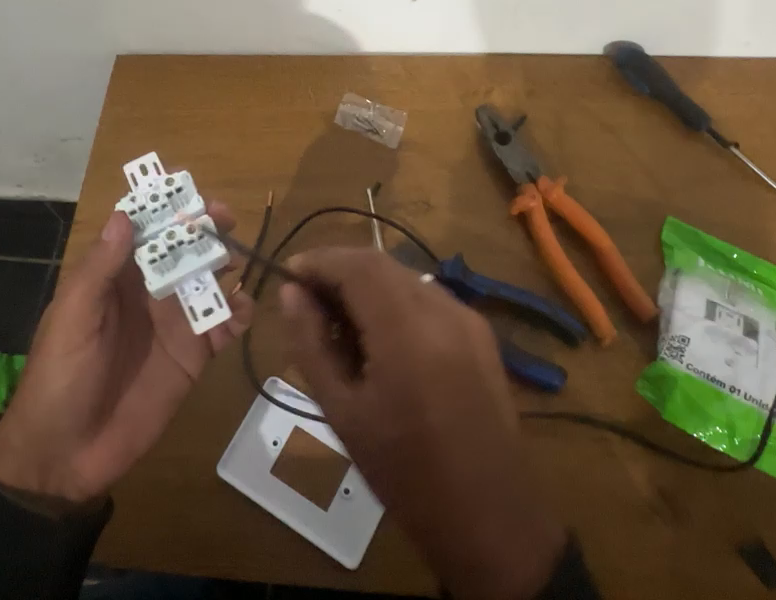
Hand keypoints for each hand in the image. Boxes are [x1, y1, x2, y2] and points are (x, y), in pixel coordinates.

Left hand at [0, 204, 252, 505]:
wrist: (65, 455)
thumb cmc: (60, 378)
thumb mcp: (72, 319)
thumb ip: (100, 270)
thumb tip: (124, 215)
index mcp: (113, 279)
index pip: (144, 231)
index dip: (166, 210)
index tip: (191, 197)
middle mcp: (147, 293)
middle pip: (183, 250)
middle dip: (205, 231)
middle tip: (227, 221)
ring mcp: (174, 323)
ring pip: (209, 281)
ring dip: (226, 266)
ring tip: (239, 262)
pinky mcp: (194, 356)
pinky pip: (224, 325)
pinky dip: (239, 313)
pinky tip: (244, 311)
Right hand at [279, 248, 564, 599]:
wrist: (487, 515)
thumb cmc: (403, 472)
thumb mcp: (342, 411)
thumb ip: (311, 344)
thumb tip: (290, 294)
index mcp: (407, 331)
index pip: (357, 265)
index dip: (319, 261)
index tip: (288, 275)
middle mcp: (443, 311)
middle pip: (381, 264)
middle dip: (339, 270)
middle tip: (305, 299)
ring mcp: (468, 319)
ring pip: (405, 278)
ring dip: (367, 284)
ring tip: (337, 322)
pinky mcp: (482, 334)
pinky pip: (428, 298)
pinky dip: (395, 301)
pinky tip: (378, 337)